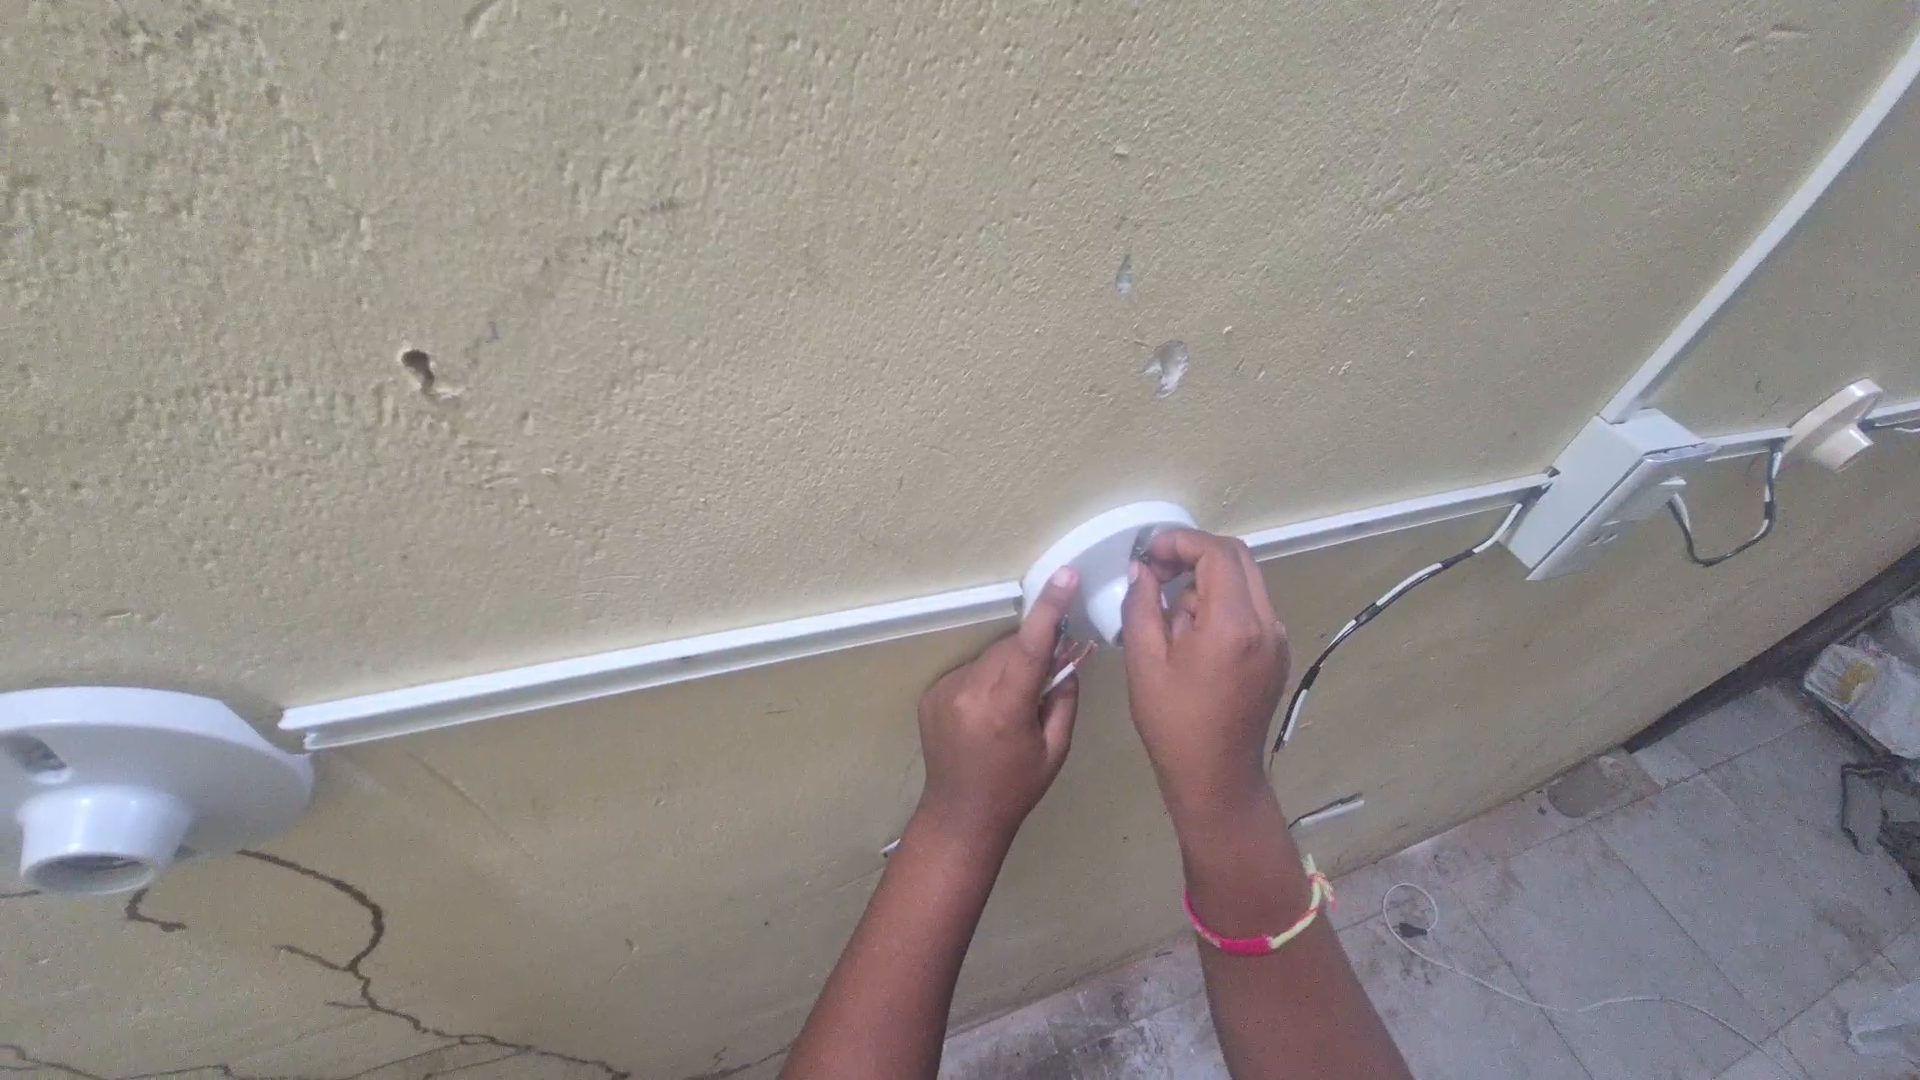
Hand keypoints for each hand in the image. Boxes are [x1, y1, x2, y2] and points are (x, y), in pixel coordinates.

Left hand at [913, 567, 1083, 846]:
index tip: (1065, 576)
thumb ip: (1064, 698)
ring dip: (1008, 666)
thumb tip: (1067, 659)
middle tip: (1052, 671)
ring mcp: (944, 692)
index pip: (1030, 647)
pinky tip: (988, 711)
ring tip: (1013, 703)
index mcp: (1004, 710)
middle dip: (1032, 652)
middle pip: (1009, 648)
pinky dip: (987, 679)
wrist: (959, 815)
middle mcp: (969, 694)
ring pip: (989, 657)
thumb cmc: (1015, 787)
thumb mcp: (1055, 749)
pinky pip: (970, 671)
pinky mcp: (930, 694)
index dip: (1049, 609)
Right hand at [1121, 529, 1289, 821]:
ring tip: (1169, 617)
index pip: (1216, 554)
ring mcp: (1277, 639)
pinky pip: (1250, 607)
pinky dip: (1220, 603)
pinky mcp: (1276, 652)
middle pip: (1237, 558)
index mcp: (1233, 626)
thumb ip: (1142, 605)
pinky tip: (1192, 634)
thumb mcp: (1144, 662)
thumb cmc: (1173, 723)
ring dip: (1205, 581)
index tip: (1148, 555)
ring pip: (1244, 581)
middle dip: (1194, 554)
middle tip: (1156, 570)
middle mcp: (1266, 625)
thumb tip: (1141, 570)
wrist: (1216, 777)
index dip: (1180, 542)